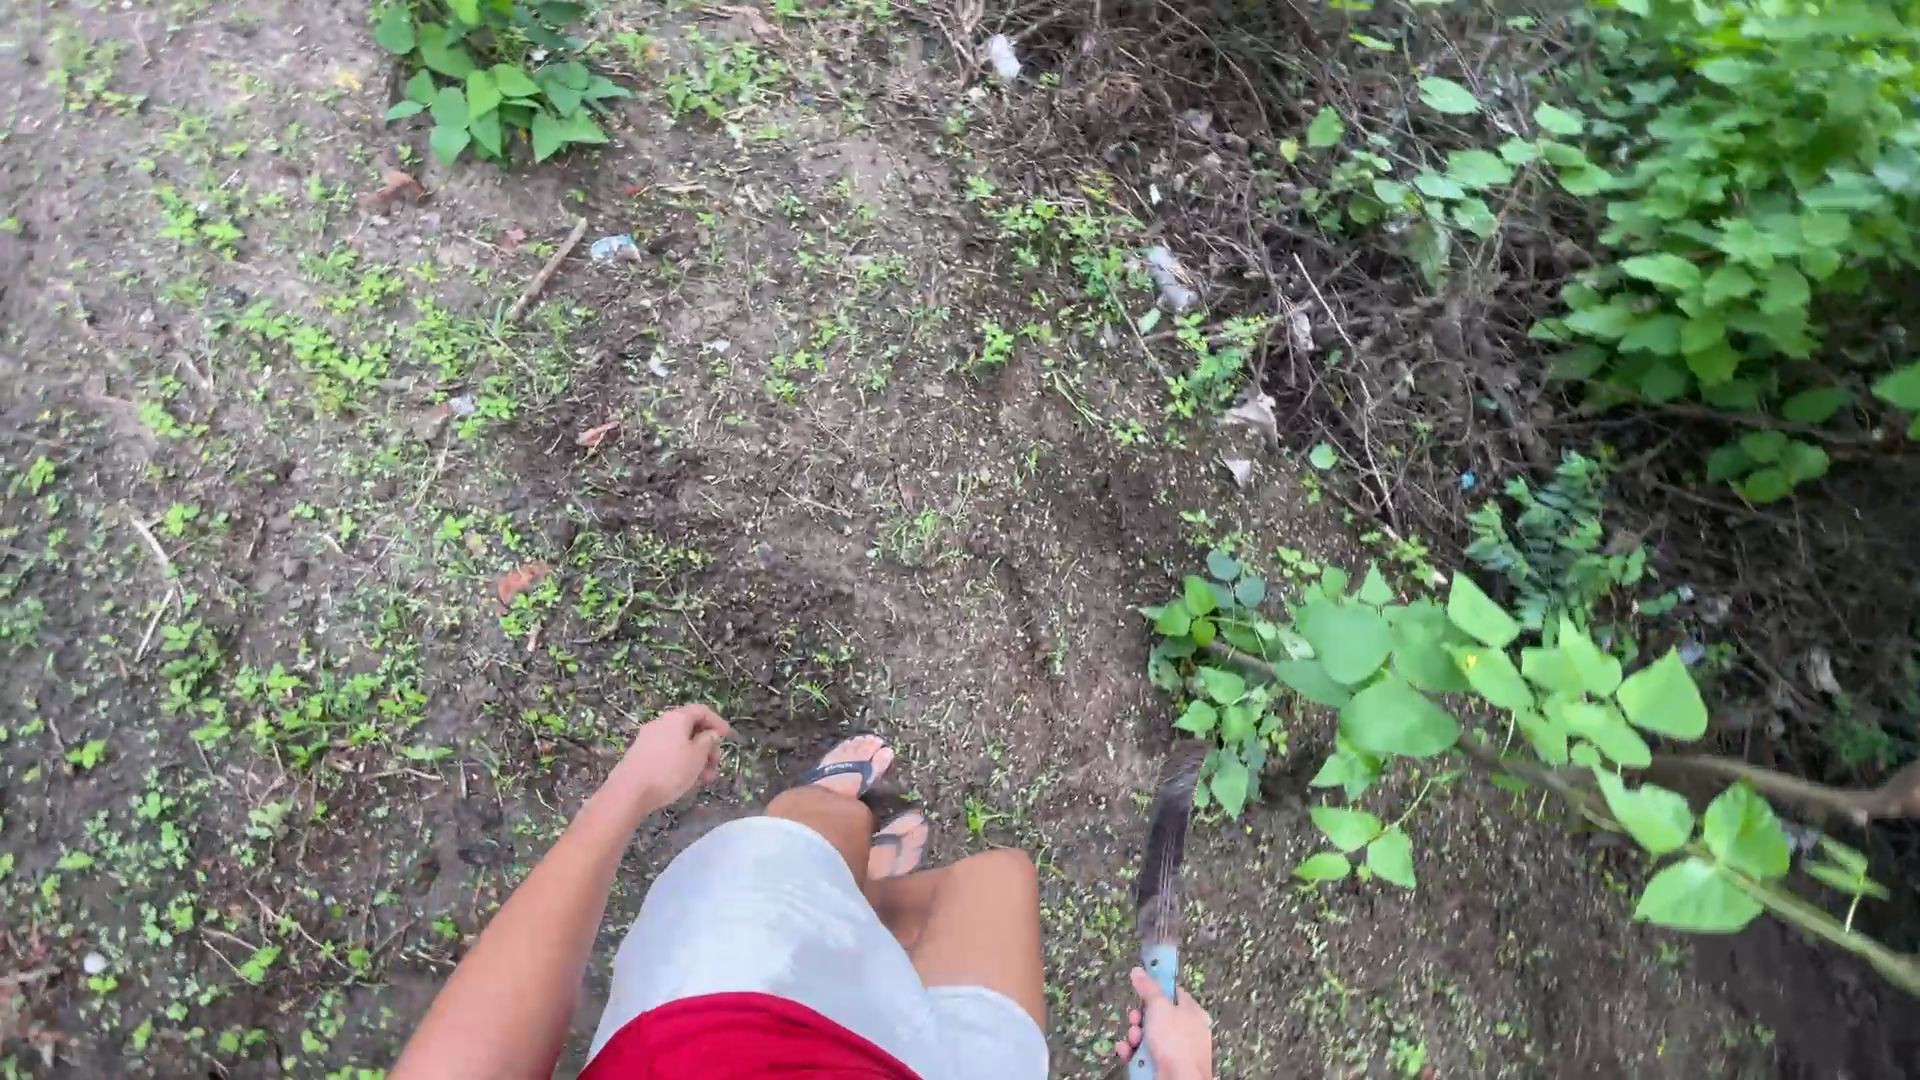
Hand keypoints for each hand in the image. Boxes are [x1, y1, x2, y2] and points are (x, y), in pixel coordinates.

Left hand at [608, 705, 730, 809]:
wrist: (628, 793)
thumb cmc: (669, 771)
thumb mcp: (697, 755)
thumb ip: (708, 741)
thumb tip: (710, 733)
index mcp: (677, 718)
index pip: (702, 711)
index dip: (717, 722)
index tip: (728, 737)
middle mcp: (661, 724)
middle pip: (690, 728)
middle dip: (707, 746)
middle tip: (715, 764)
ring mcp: (648, 740)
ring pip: (679, 744)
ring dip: (695, 758)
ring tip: (703, 780)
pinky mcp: (640, 756)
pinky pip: (667, 753)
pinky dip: (680, 763)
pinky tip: (685, 781)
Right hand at [1115, 966, 1211, 1079]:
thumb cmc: (1174, 1040)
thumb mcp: (1159, 1006)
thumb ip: (1148, 987)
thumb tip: (1137, 970)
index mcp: (1192, 1012)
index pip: (1174, 993)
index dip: (1156, 989)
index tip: (1141, 990)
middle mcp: (1186, 1031)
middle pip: (1157, 1015)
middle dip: (1139, 1016)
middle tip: (1135, 1019)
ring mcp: (1176, 1051)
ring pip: (1148, 1035)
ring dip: (1134, 1035)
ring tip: (1133, 1039)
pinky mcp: (1165, 1067)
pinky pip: (1145, 1054)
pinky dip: (1133, 1052)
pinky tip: (1126, 1051)